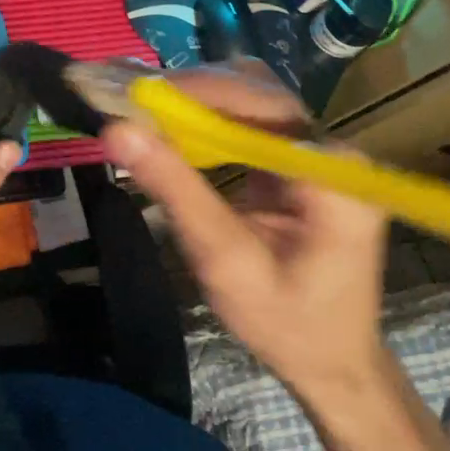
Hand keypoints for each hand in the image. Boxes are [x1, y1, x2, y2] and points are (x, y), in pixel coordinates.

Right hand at [103, 61, 444, 449]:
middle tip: (132, 105)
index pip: (263, 104)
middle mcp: (332, 147)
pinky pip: (247, 115)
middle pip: (256, 90)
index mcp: (332, 173)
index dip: (199, 91)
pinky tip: (169, 130)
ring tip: (143, 114)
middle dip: (190, 91)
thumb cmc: (285, 322)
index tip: (137, 96)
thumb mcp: (224, 262)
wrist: (332, 360)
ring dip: (194, 99)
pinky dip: (204, 115)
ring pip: (249, 94)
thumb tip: (116, 129)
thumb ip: (176, 190)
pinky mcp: (297, 154)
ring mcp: (317, 148)